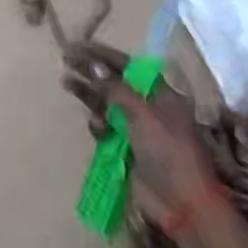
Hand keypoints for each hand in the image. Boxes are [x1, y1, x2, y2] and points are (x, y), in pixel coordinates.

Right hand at [63, 43, 229, 234]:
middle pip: (115, 83)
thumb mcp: (143, 115)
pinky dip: (98, 124)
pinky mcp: (125, 148)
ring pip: (106, 104)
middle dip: (92, 71)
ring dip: (88, 93)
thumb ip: (117, 90)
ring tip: (66, 82)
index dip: (105, 55)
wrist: (181, 202)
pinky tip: (96, 125)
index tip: (81, 46)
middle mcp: (149, 108)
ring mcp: (136, 129)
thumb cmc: (168, 151)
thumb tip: (94, 66)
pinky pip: (105, 129)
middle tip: (66, 58)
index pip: (130, 67)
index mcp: (162, 95)